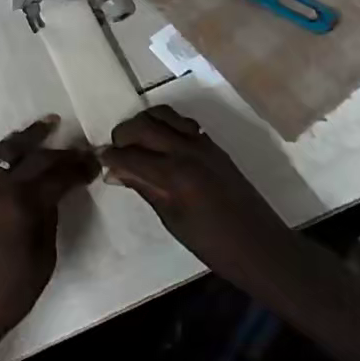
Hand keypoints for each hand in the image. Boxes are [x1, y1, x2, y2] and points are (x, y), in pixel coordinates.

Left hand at [0, 115, 98, 343]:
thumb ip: (51, 215)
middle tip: (84, 150)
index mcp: (24, 205)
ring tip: (50, 124)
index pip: (58, 175)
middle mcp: (2, 189)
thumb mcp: (46, 253)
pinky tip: (23, 146)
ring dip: (31, 136)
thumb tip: (58, 192)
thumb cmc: (15, 288)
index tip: (96, 164)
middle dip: (63, 152)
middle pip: (37, 159)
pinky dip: (11, 149)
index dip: (80, 168)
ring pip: (9, 150)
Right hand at [99, 106, 297, 284]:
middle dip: (123, 134)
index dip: (110, 156)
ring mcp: (202, 143)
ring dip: (144, 123)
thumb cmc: (212, 244)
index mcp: (173, 174)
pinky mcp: (213, 144)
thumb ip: (144, 188)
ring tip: (137, 143)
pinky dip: (165, 125)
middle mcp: (186, 150)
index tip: (99, 161)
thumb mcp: (171, 219)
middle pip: (143, 125)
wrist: (260, 245)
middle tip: (116, 151)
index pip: (129, 154)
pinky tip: (161, 145)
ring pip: (163, 115)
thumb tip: (114, 172)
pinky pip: (182, 122)